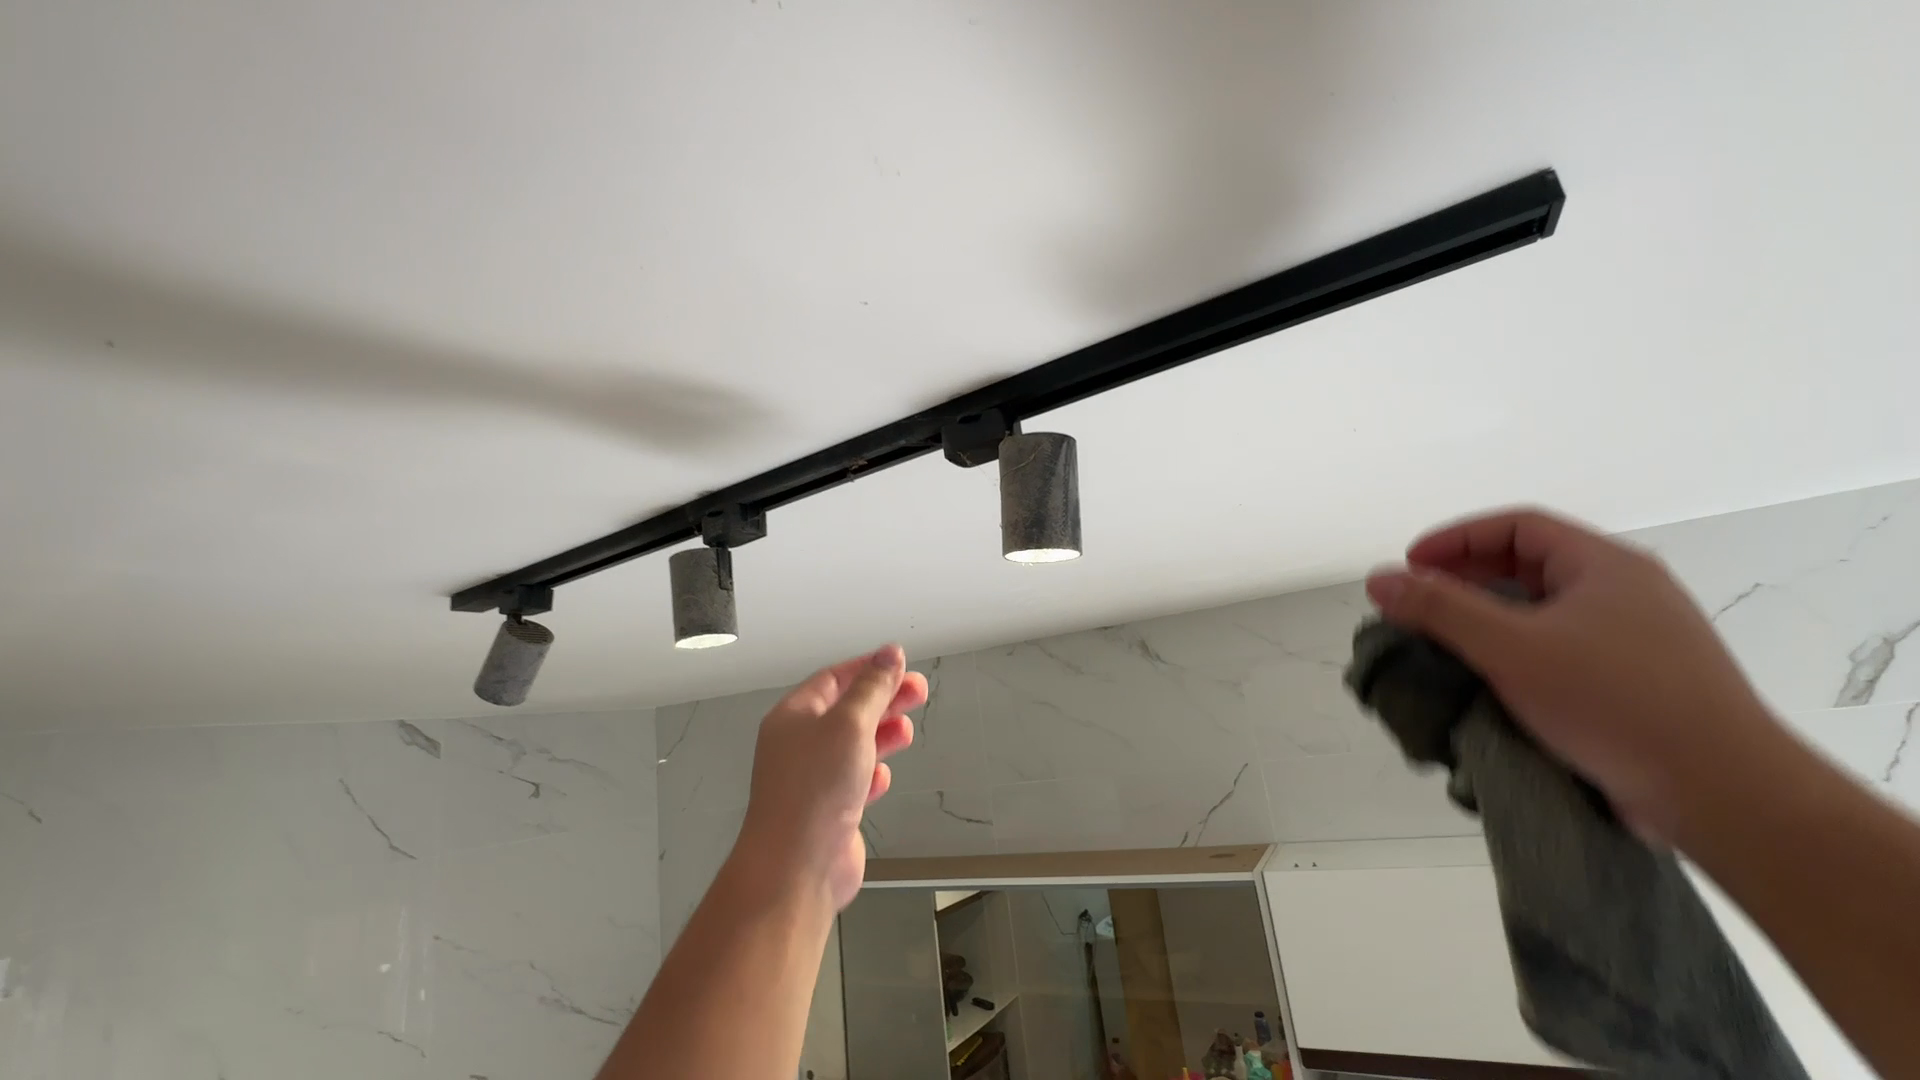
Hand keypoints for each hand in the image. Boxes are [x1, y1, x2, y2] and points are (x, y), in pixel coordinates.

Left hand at [735, 645, 926, 910]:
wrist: (797, 865)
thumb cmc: (818, 785)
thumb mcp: (850, 724)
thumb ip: (873, 688)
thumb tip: (890, 653)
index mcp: (794, 716)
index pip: (833, 679)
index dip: (868, 668)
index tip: (902, 664)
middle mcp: (798, 744)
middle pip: (847, 710)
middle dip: (883, 700)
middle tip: (919, 693)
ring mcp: (811, 779)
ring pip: (852, 746)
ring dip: (881, 736)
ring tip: (907, 732)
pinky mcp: (826, 810)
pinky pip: (852, 781)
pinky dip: (871, 774)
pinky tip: (883, 777)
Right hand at [1365, 509, 1787, 842]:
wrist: (1725, 792)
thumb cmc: (1614, 702)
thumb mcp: (1511, 647)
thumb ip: (1440, 608)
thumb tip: (1378, 578)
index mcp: (1605, 565)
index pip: (1516, 526)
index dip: (1454, 539)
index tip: (1409, 567)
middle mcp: (1628, 591)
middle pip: (1530, 565)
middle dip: (1465, 579)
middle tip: (1419, 606)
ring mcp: (1640, 639)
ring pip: (1547, 611)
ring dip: (1489, 620)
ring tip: (1447, 646)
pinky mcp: (1641, 683)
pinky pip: (1564, 650)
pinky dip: (1519, 654)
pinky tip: (1496, 684)